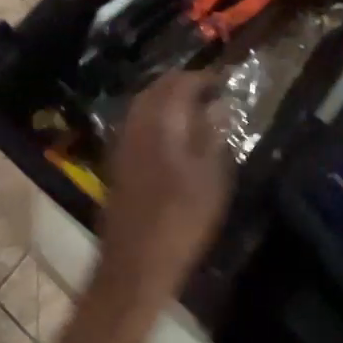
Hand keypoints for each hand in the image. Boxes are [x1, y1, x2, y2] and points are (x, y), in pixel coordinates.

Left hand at [95, 70, 233, 305]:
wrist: (134, 264)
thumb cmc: (181, 221)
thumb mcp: (212, 179)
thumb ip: (214, 135)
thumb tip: (220, 105)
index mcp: (160, 121)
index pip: (181, 82)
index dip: (204, 78)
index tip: (225, 82)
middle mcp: (136, 123)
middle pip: (158, 88)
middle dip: (183, 84)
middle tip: (210, 92)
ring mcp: (122, 140)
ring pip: (144, 103)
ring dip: (167, 99)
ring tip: (194, 109)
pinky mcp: (117, 159)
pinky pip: (137, 122)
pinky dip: (155, 116)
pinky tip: (172, 133)